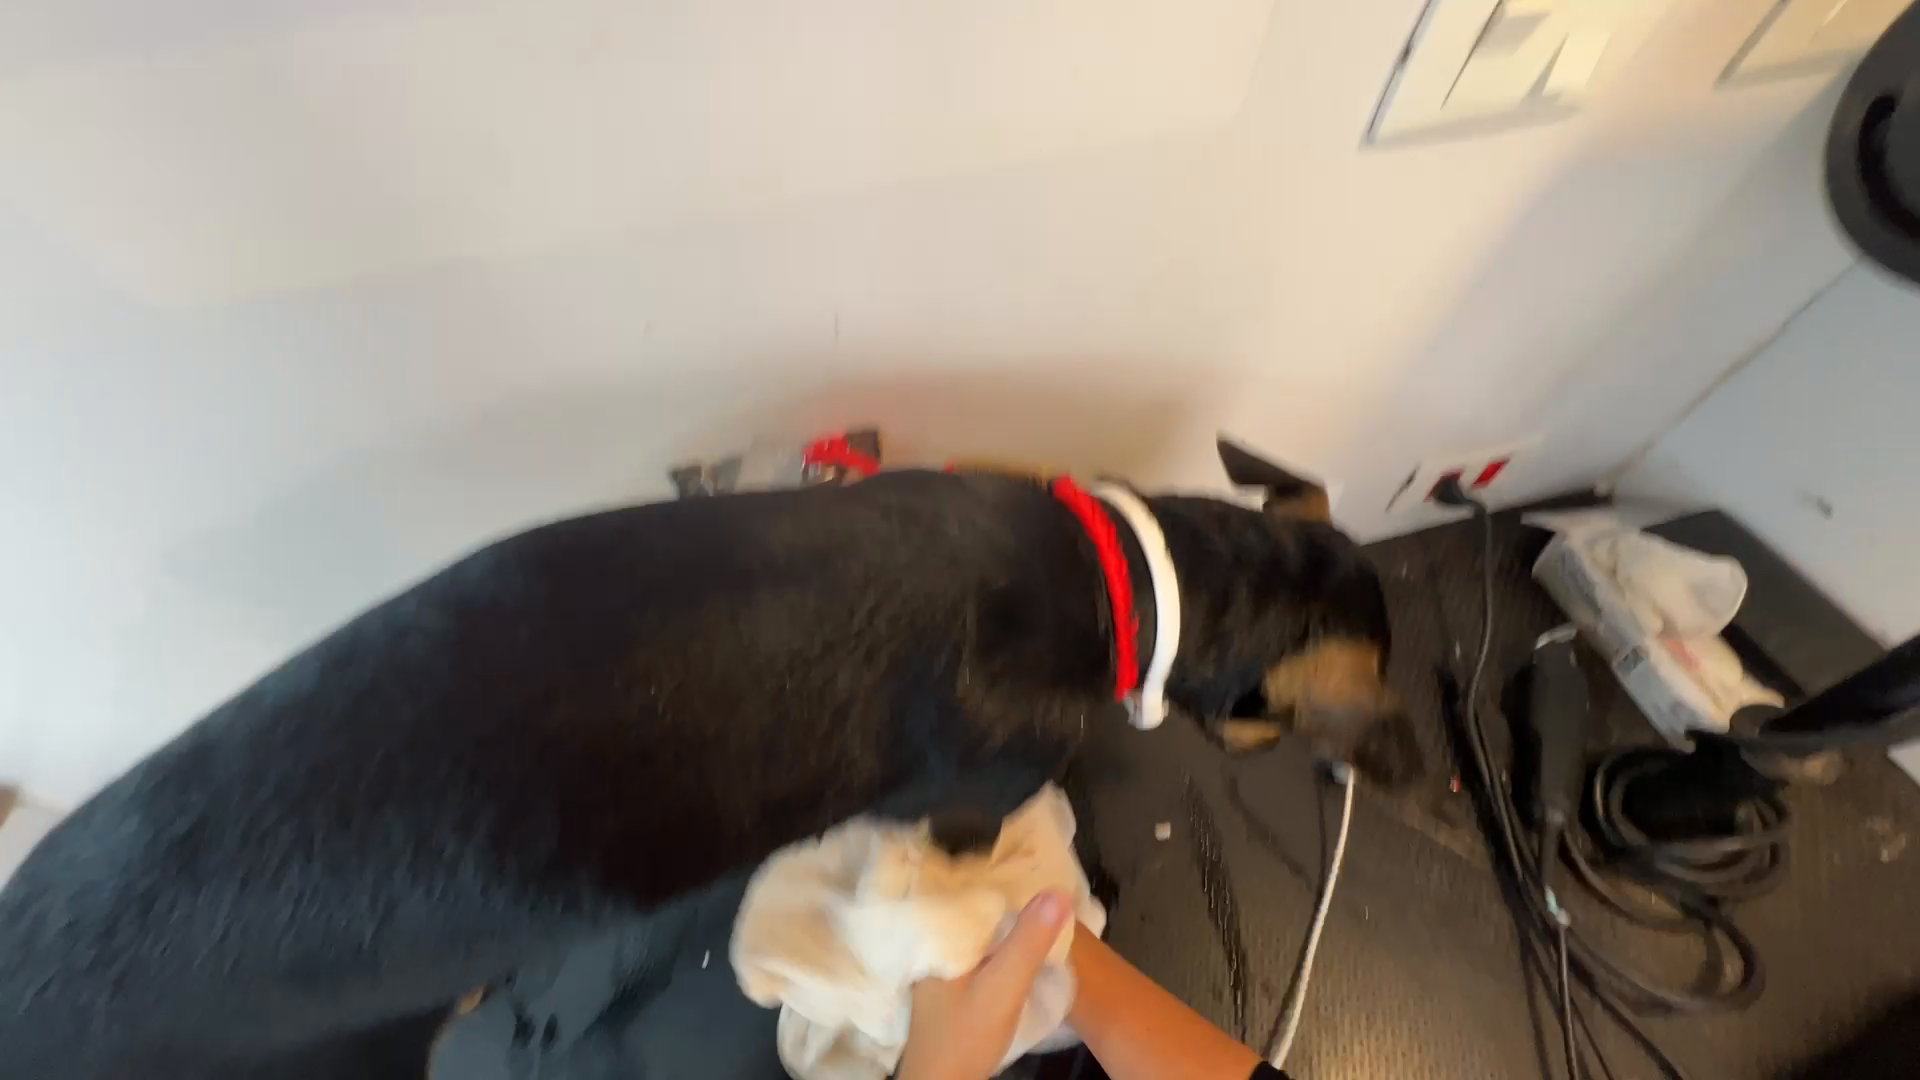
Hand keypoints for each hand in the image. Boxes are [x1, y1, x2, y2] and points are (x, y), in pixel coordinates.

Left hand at [895, 891, 1073, 1079]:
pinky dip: (1001, 938)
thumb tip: (1058, 891)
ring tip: (1042, 904)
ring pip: (980, 924)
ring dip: (1008, 917)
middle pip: (977, 903)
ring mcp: (941, 958)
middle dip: (1009, 894)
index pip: (972, 884)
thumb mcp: (1002, 987)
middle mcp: (934, 937)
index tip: (1038, 863)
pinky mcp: (951, 977)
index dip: (1006, 874)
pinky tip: (1022, 939)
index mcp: (937, 929)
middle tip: (1047, 882)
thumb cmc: (965, 1035)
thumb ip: (1028, 942)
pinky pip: (979, 943)